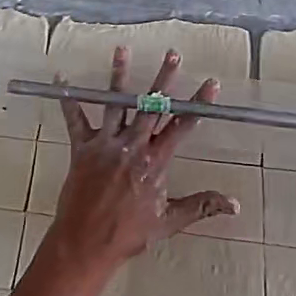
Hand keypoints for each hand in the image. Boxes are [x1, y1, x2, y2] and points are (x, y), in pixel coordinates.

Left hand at [37, 47, 237, 284]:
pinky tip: (61, 79)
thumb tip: (234, 204)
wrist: (84, 245)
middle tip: (172, 55)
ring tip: (122, 50)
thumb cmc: (128, 235)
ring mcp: (105, 145)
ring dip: (118, 76)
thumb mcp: (169, 222)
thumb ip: (201, 206)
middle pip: (151, 106)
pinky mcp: (81, 149)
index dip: (197, 105)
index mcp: (154, 162)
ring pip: (115, 104)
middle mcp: (131, 146)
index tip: (210, 85)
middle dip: (163, 79)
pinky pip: (74, 120)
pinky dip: (68, 99)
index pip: (181, 127)